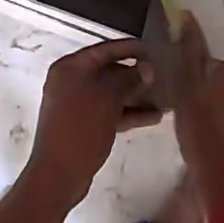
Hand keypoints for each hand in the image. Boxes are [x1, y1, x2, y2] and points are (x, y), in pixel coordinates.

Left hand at [27, 38, 161, 202]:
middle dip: (135, 75)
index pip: (104, 50)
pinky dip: (129, 112)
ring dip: (136, 96)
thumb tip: (146, 68)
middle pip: (108, 71)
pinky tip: (154, 116)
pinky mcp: (84, 124)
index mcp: (70, 68)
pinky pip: (110, 111)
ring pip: (111, 93)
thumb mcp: (108, 98)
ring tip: (164, 98)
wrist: (59, 174)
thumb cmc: (81, 127)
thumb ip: (128, 79)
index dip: (128, 48)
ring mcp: (77, 104)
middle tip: (161, 76)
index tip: (151, 49)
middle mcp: (71, 81)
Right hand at [172, 24, 223, 211]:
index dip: (205, 23)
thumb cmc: (207, 135)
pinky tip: (211, 93)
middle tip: (187, 51)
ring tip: (196, 73)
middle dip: (214, 44)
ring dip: (223, 63)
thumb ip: (191, 47)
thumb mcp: (189, 87)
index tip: (186, 27)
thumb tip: (189, 17)